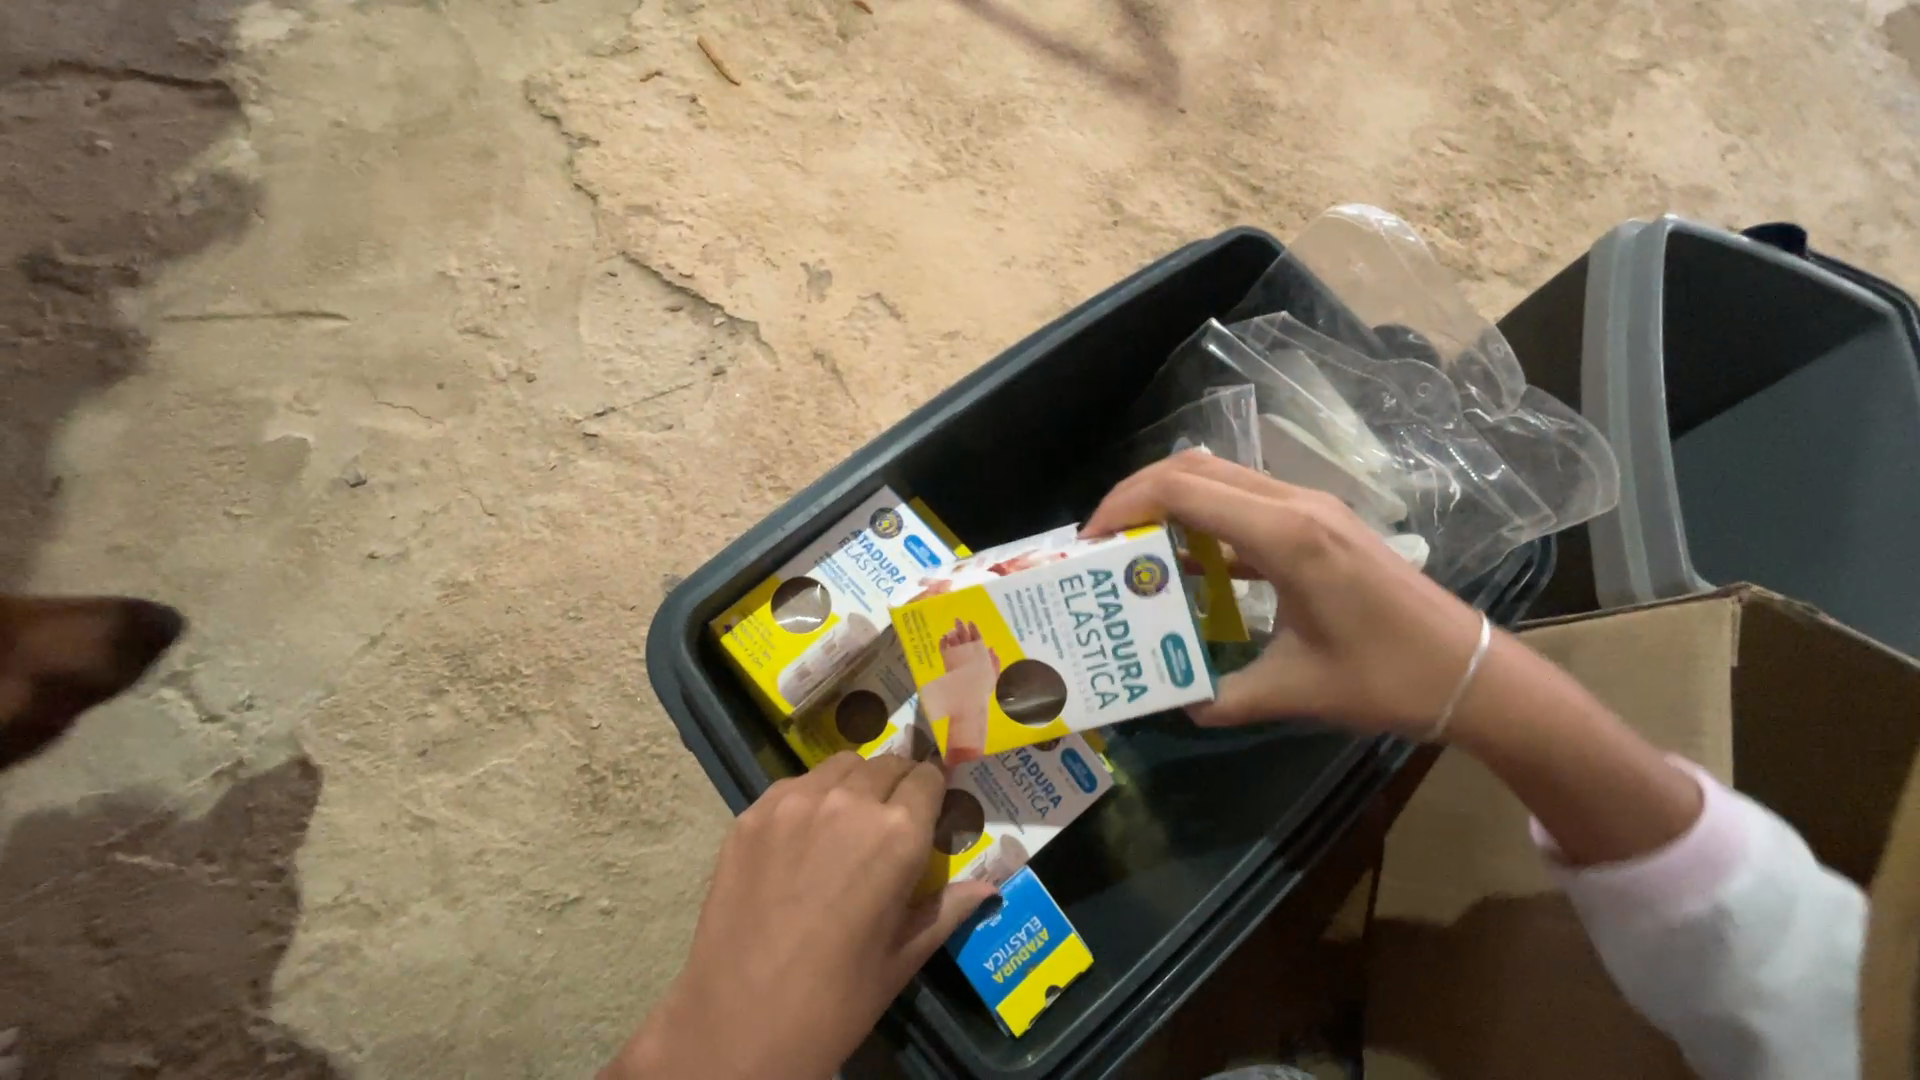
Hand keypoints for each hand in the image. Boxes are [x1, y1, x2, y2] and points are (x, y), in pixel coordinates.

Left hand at [604, 754, 994, 1079]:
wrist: (738, 1024)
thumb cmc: (836, 999)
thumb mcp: (903, 958)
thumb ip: (948, 909)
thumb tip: (990, 887)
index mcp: (898, 834)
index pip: (929, 777)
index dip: (933, 791)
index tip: (930, 808)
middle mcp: (850, 801)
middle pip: (888, 763)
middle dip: (899, 784)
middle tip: (891, 819)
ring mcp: (795, 801)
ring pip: (842, 764)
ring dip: (856, 781)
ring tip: (849, 821)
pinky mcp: (754, 811)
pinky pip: (796, 783)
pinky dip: (812, 795)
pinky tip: (805, 834)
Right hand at [1083, 451, 1487, 737]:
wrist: (1473, 672)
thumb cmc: (1388, 679)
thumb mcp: (1293, 691)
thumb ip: (1221, 698)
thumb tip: (1173, 703)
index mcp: (1286, 537)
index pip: (1182, 490)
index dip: (1124, 505)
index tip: (1089, 542)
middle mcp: (1295, 505)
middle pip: (1193, 467)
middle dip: (1135, 494)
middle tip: (1100, 540)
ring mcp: (1310, 508)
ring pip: (1218, 476)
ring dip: (1168, 501)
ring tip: (1132, 545)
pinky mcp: (1319, 522)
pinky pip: (1243, 500)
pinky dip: (1202, 517)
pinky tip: (1185, 561)